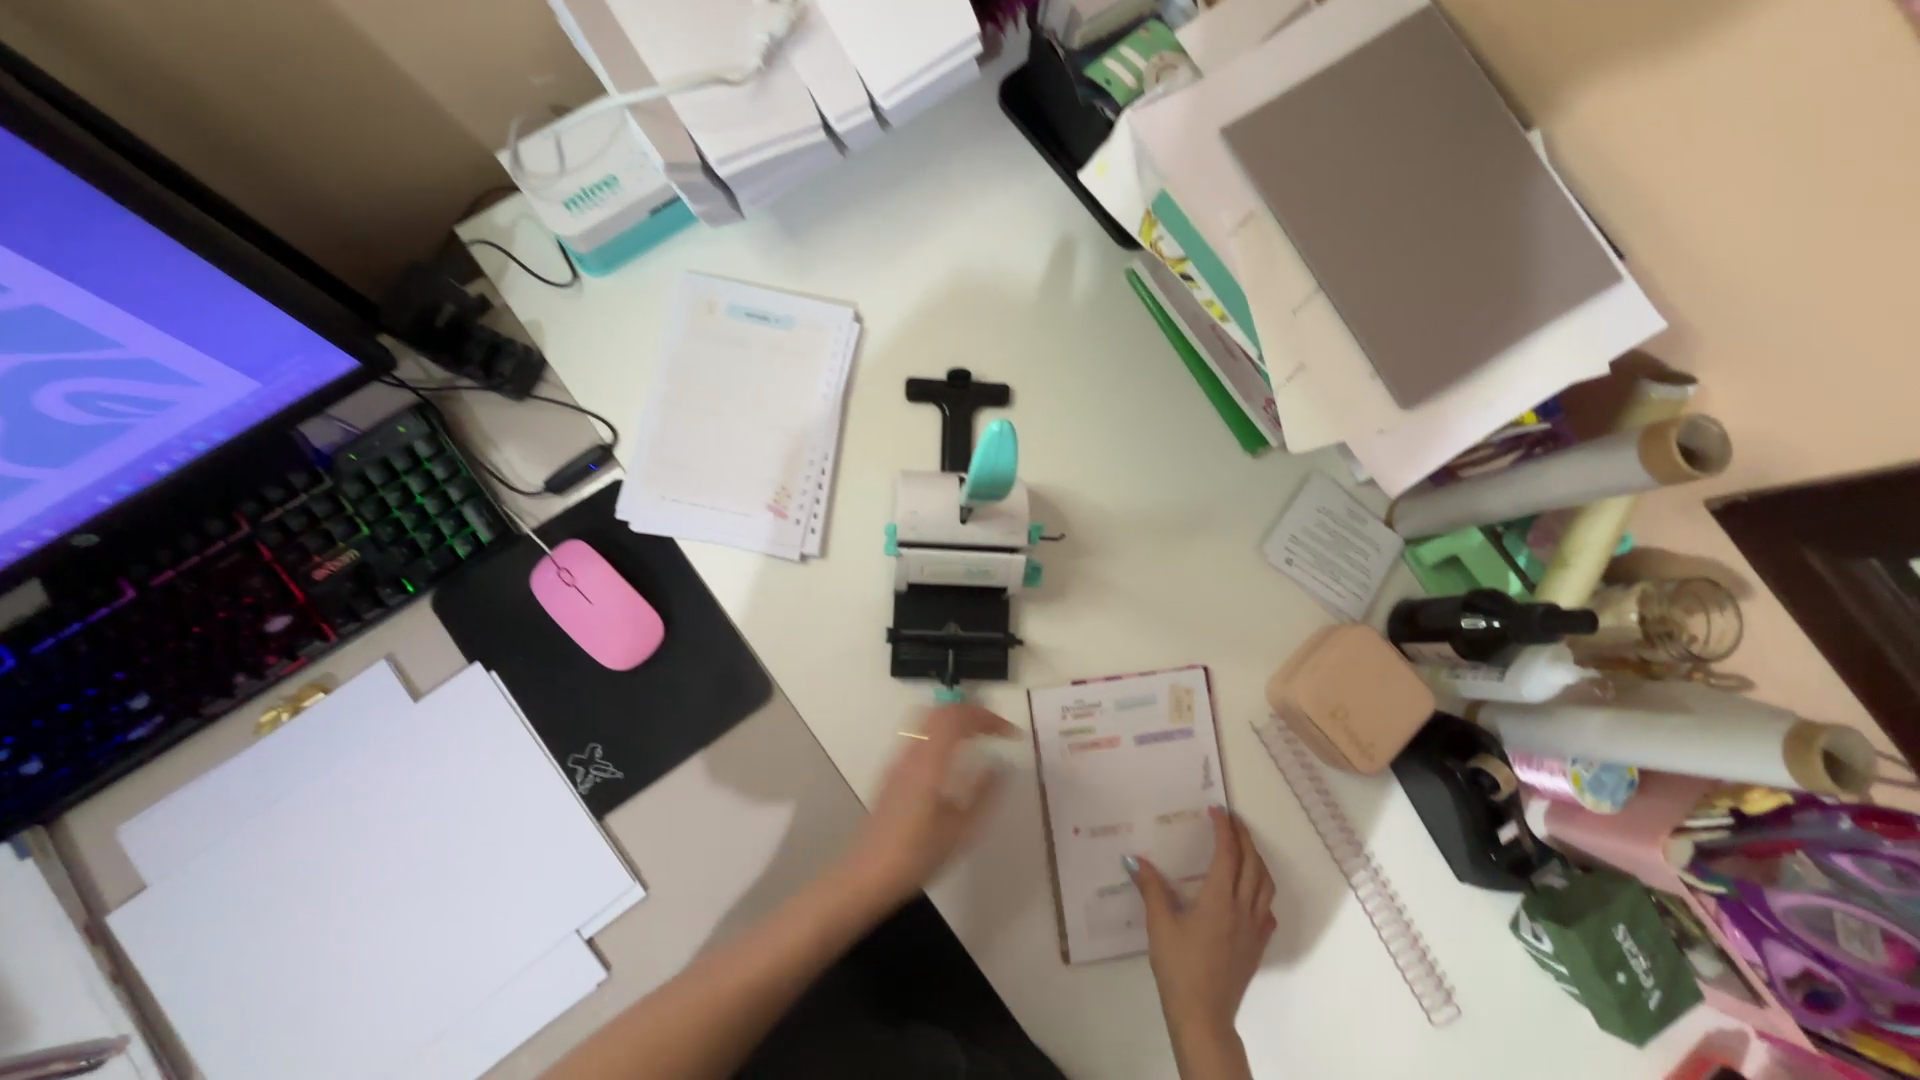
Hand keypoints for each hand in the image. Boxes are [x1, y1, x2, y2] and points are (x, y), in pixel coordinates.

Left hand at [841, 704, 1017, 908]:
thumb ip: (985, 793)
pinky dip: (942, 734)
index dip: (988, 718)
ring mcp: (897, 761)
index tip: (1011, 735)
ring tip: (978, 739)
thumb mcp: (961, 829)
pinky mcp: (892, 773)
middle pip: (940, 711)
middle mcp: (911, 753)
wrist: (867, 875)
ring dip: (955, 721)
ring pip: (927, 721)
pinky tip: (953, 759)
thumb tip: (1001, 765)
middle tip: (996, 731)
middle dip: (972, 714)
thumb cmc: (917, 855)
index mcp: (929, 762)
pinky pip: (919, 736)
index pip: (958, 718)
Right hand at [1128, 807, 1275, 1057]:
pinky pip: (1267, 908)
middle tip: (1232, 820)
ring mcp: (1254, 928)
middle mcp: (1242, 908)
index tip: (1217, 809)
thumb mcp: (1159, 925)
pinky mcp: (1258, 945)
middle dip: (1244, 837)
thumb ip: (1151, 889)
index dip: (1224, 829)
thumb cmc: (1178, 967)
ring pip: (1265, 884)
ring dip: (1257, 860)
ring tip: (1244, 847)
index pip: (1227, 854)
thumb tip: (1134, 859)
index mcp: (1218, 899)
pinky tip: (1251, 892)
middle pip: (1252, 863)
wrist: (1203, 1014)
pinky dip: (1262, 890)